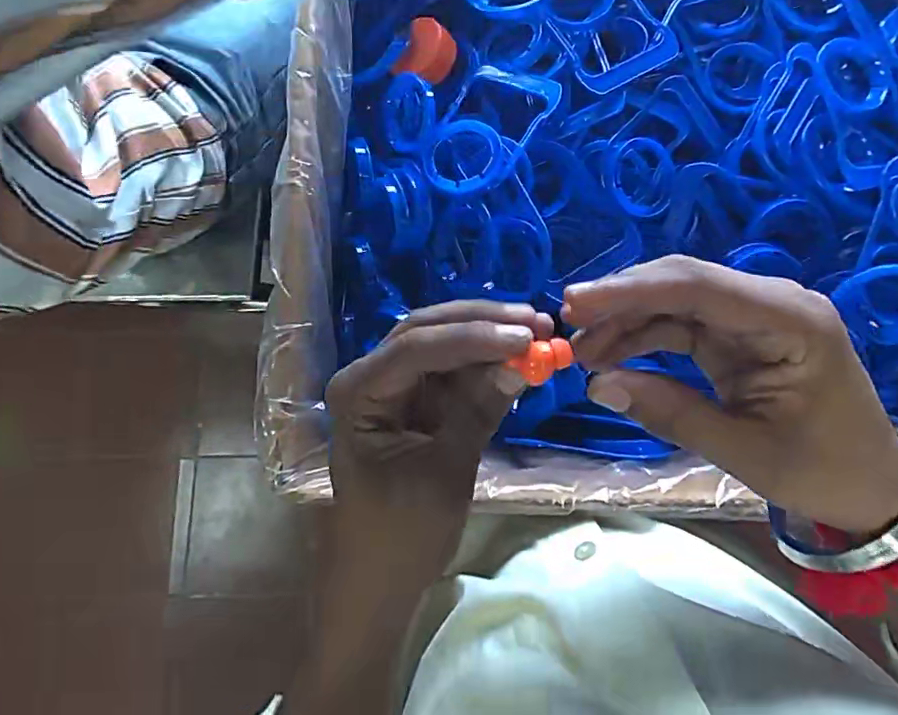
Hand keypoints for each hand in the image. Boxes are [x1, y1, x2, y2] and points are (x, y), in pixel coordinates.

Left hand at [325, 300, 548, 585]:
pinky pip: (453, 366)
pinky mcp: (416, 395)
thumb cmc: (400, 534)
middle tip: (537, 322)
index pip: (414, 348)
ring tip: (539, 331)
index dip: (471, 337)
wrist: (380, 576)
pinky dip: (487, 359)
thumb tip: (522, 362)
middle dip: (482, 323)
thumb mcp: (444, 474)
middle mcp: (370, 375)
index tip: (525, 337)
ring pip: (443, 340)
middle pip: (426, 330)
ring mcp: (393, 382)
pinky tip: (520, 353)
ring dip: (489, 334)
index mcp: (358, 392)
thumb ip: (477, 412)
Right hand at [564, 255, 897, 534]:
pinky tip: (609, 353)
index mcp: (791, 320)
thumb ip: (670, 412)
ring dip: (625, 320)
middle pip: (681, 282)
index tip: (578, 302)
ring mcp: (752, 314)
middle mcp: (770, 302)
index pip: (698, 287)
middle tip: (568, 320)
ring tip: (581, 348)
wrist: (873, 490)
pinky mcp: (736, 332)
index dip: (632, 289)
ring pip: (673, 300)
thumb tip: (596, 384)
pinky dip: (642, 336)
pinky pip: (679, 323)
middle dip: (621, 299)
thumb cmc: (824, 472)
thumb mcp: (745, 451)